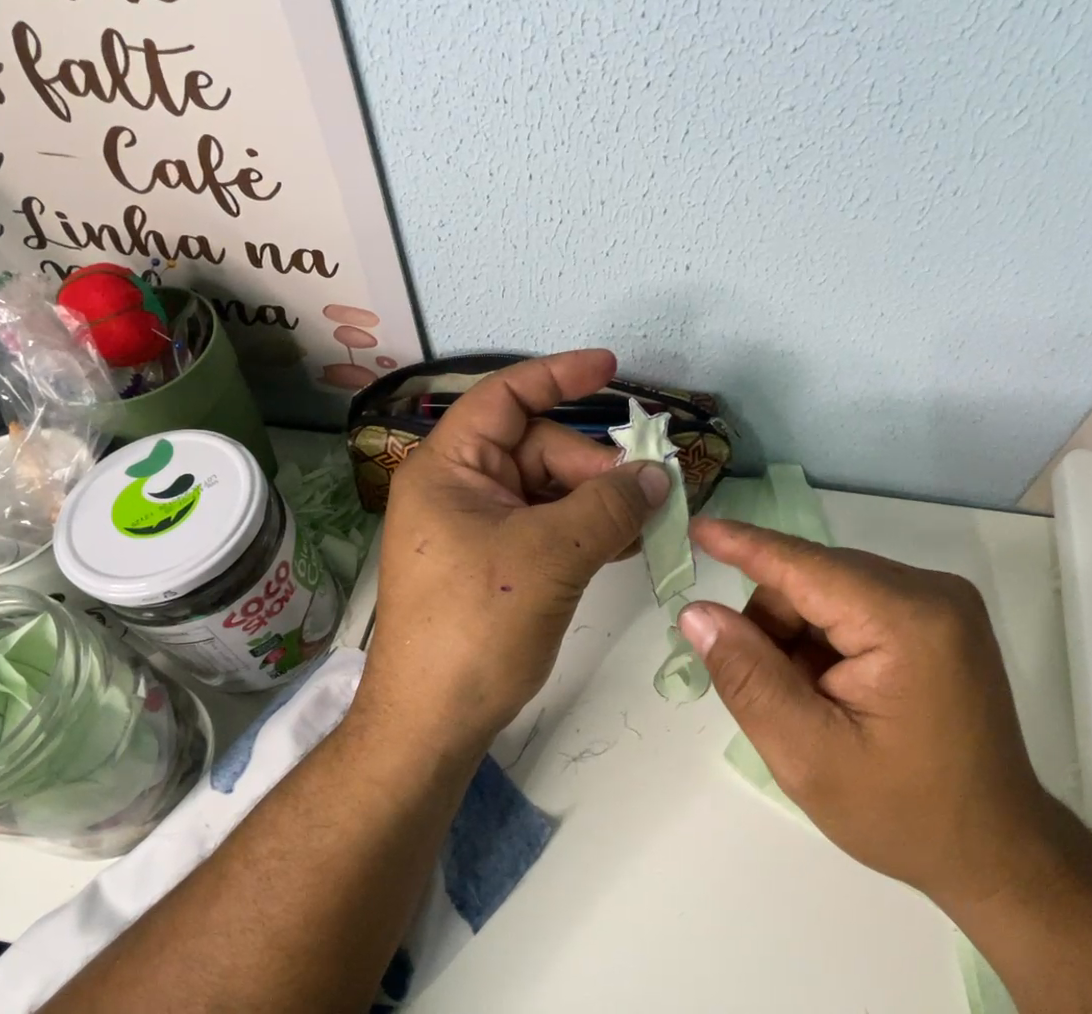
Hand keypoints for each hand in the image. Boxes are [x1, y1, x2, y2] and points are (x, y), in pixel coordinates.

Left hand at [360, 350, 670, 751]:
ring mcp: (475, 529)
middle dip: (594, 467)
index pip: (505, 398)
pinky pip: (546, 529)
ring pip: (549, 492)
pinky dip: (584, 532)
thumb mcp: (550, 556)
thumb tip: (658, 475)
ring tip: (647, 522)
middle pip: (538, 449)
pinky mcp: (493, 565)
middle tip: (647, 496)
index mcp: (448, 468)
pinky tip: (625, 546)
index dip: (558, 376)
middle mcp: (458, 489)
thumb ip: (609, 507)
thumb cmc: (477, 625)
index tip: (612, 369)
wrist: (433, 722)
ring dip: (597, 503)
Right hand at [678, 519, 1061, 907]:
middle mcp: (932, 593)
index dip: (744, 546)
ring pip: (830, 590)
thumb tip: (698, 613)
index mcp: (907, 623)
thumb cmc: (901, 813)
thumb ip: (749, 677)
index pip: (805, 567)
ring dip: (799, 636)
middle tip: (774, 696)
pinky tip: (834, 692)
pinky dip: (826, 641)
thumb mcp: (807, 755)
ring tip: (812, 704)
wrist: (992, 849)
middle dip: (775, 625)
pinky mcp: (940, 619)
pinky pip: (855, 604)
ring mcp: (942, 603)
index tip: (696, 527)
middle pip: (815, 579)